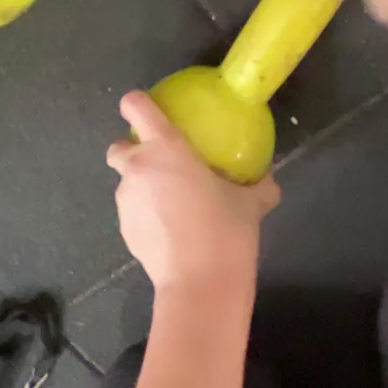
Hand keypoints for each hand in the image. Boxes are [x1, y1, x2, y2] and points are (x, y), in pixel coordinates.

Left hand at [106, 91, 279, 291]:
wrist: (200, 282)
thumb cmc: (226, 230)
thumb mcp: (250, 203)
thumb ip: (258, 185)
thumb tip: (269, 180)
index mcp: (165, 148)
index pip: (136, 107)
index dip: (137, 104)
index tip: (149, 111)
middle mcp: (138, 169)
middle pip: (119, 147)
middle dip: (132, 152)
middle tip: (162, 166)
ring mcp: (126, 201)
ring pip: (126, 184)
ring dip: (142, 188)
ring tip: (172, 206)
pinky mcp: (124, 230)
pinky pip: (132, 213)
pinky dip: (146, 216)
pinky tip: (171, 232)